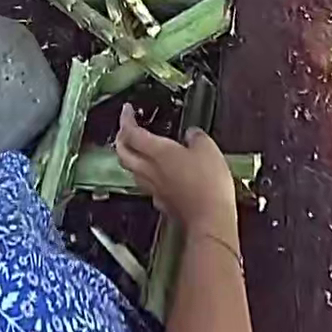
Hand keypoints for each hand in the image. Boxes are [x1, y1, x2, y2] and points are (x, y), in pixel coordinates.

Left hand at [115, 103, 238, 236]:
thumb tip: (190, 135)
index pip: (131, 133)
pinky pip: (146, 186)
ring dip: (130, 157)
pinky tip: (155, 174)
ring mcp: (155, 189)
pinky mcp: (163, 204)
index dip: (126, 119)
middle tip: (126, 128)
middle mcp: (150, 170)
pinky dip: (145, 176)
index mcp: (157, 152)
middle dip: (121, 139)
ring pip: (132, 171)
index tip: (127, 110)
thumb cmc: (207, 182)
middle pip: (123, 154)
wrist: (210, 222)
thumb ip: (195, 136)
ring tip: (137, 149)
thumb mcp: (207, 147)